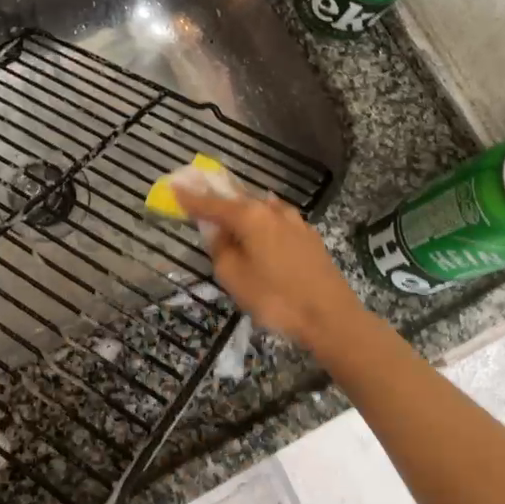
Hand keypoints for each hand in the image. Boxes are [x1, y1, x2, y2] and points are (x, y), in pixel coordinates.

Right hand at [175, 188, 366, 343]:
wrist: (330, 316)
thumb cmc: (275, 298)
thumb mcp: (233, 277)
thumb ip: (220, 249)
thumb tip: (218, 233)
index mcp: (249, 216)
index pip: (211, 203)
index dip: (190, 197)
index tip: (174, 187)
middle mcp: (272, 211)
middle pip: (238, 200)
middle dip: (218, 201)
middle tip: (200, 203)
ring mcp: (295, 222)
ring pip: (261, 209)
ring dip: (243, 212)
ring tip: (231, 222)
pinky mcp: (309, 237)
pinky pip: (277, 222)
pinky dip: (263, 224)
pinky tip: (262, 233)